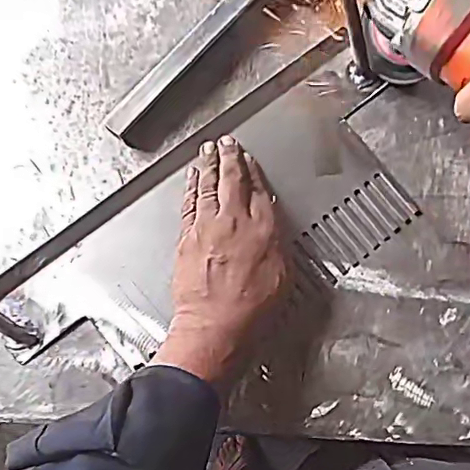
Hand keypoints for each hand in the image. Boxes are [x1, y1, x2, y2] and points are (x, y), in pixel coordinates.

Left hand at [150, 136, 288, 388]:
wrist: (216, 326)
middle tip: (228, 142)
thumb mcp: (281, 278)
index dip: (254, 172)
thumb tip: (271, 234)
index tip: (251, 161)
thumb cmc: (250, 311)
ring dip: (208, 165)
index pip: (259, 190)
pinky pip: (189, 203)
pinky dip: (191, 187)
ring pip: (207, 185)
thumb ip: (276, 247)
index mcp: (264, 229)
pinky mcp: (187, 238)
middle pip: (232, 180)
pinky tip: (191, 179)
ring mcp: (207, 227)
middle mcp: (235, 222)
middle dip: (230, 157)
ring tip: (208, 150)